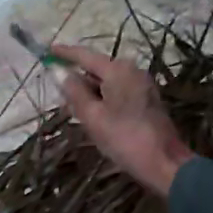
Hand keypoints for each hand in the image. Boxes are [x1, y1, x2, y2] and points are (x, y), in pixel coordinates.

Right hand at [52, 44, 197, 195]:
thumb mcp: (93, 116)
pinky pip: (118, 91)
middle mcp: (132, 70)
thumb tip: (59, 71)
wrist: (164, 162)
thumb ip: (74, 91)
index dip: (65, 53)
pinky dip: (102, 99)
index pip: (86, 55)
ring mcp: (142, 84)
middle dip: (77, 80)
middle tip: (57, 94)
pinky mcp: (146, 99)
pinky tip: (92, 115)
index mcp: (118, 69)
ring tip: (71, 110)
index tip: (48, 50)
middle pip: (97, 68)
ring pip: (107, 82)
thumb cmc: (124, 138)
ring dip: (89, 93)